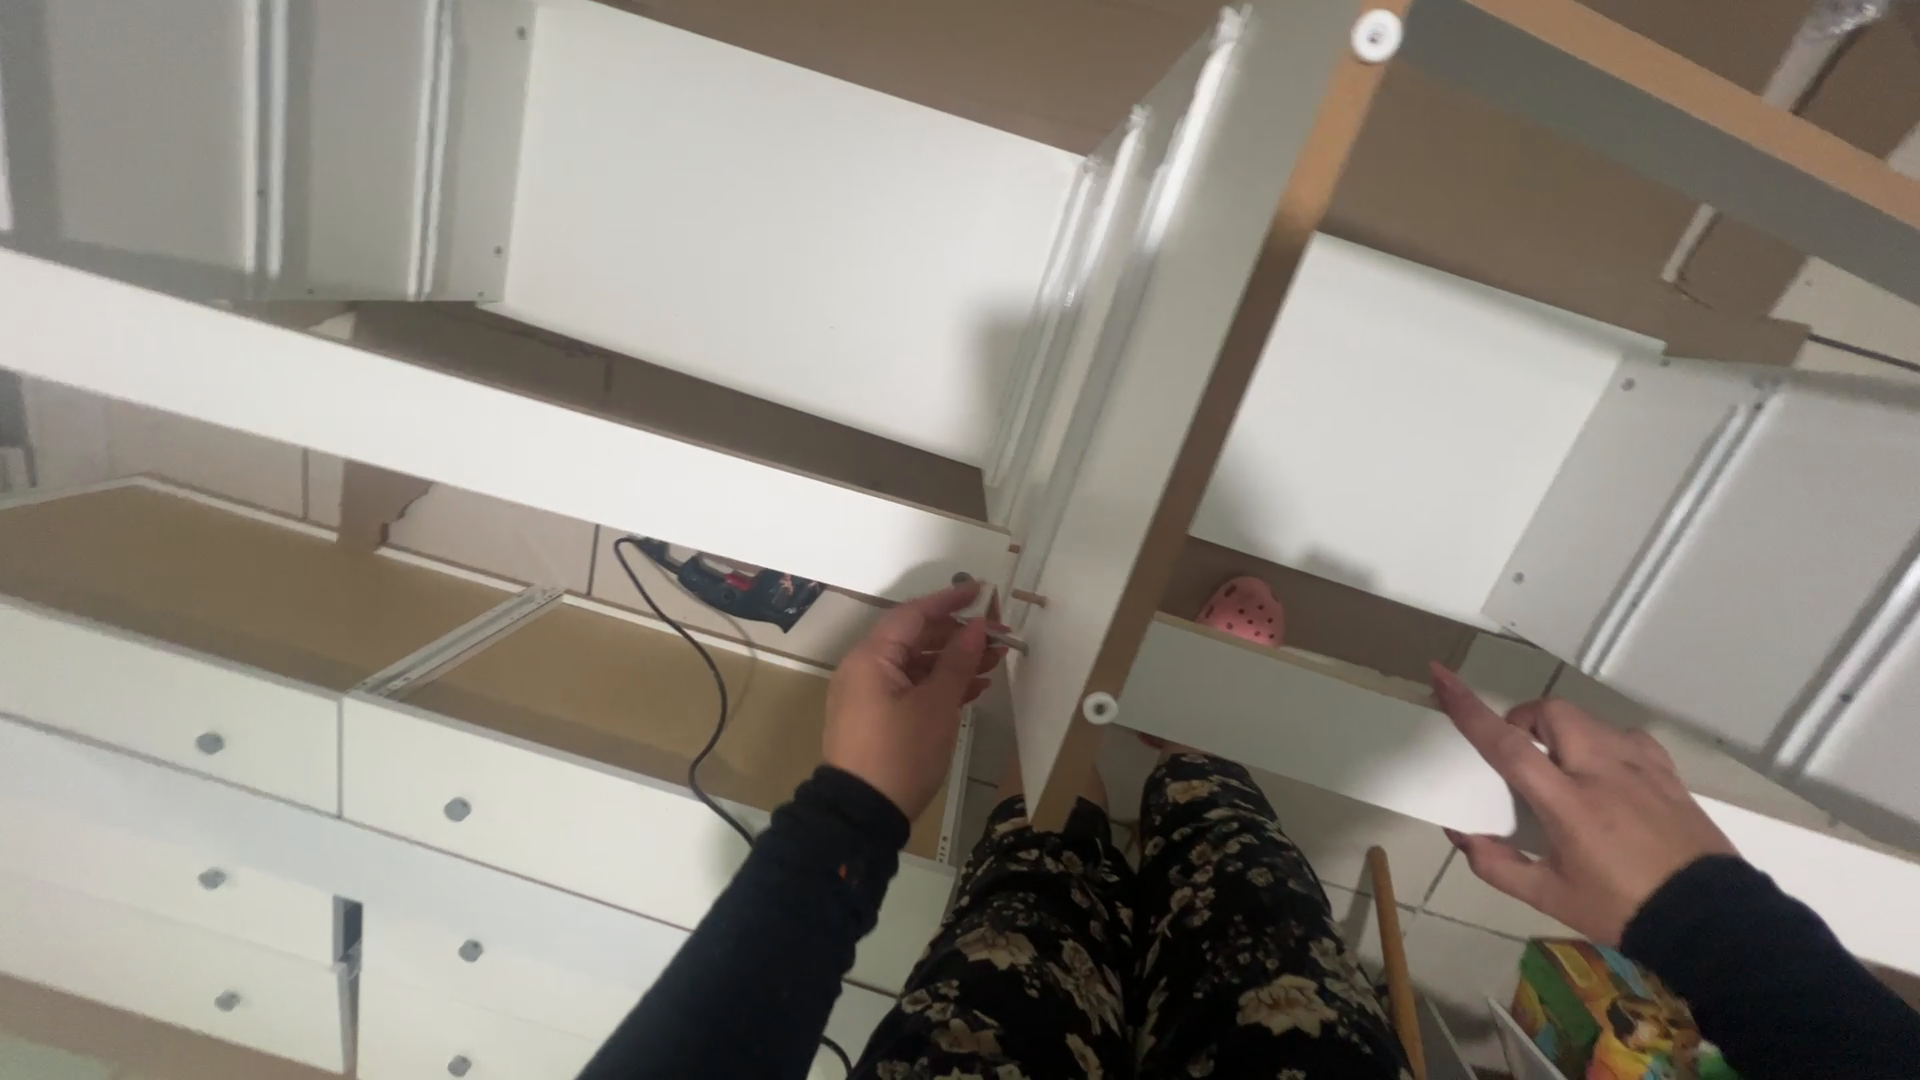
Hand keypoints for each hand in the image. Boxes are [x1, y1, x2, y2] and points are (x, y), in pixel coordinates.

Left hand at [824, 582, 1006, 820]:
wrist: (862, 816)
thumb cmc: (900, 753)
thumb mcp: (936, 705)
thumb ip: (958, 661)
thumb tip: (976, 628)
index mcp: (871, 657)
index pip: (913, 615)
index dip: (949, 601)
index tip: (980, 591)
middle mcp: (865, 669)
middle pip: (915, 638)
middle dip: (957, 635)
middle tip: (997, 635)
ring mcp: (869, 695)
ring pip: (916, 664)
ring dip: (953, 661)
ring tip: (994, 661)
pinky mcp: (876, 718)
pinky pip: (910, 688)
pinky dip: (939, 685)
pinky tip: (974, 689)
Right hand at [1430, 664, 1737, 944]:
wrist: (1721, 928)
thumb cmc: (1625, 909)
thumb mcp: (1550, 898)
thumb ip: (1497, 865)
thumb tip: (1461, 834)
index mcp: (1567, 803)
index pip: (1506, 743)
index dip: (1468, 707)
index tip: (1441, 674)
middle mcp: (1602, 774)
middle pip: (1552, 713)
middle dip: (1524, 720)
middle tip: (1520, 753)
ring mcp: (1643, 771)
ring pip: (1588, 720)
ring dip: (1561, 730)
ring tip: (1560, 763)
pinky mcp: (1670, 777)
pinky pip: (1627, 737)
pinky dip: (1603, 742)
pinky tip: (1604, 769)